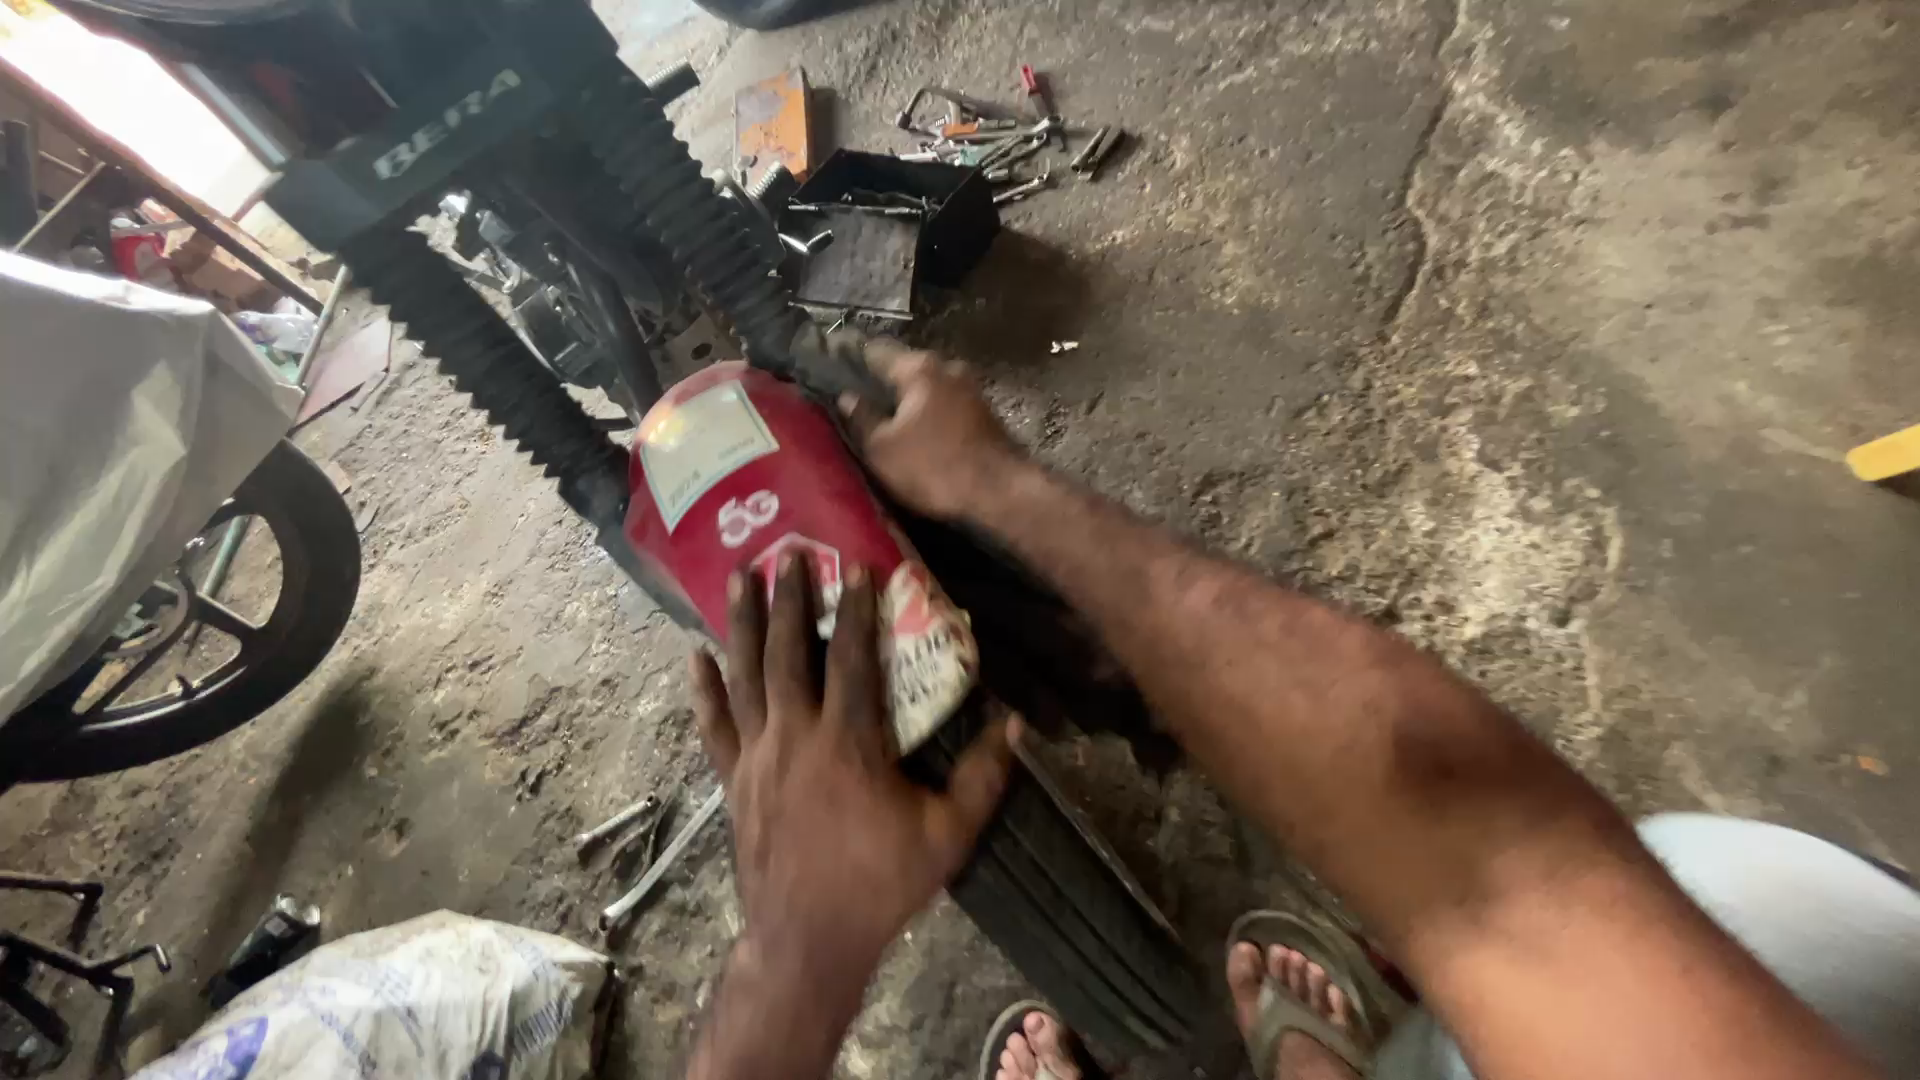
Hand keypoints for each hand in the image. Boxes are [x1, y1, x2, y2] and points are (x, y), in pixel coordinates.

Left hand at [690, 553, 1018, 974]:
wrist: (806, 939)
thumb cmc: (881, 883)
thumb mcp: (948, 834)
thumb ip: (983, 776)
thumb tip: (1014, 723)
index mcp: (849, 744)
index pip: (854, 660)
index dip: (858, 610)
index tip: (856, 565)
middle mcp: (796, 737)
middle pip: (790, 653)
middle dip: (791, 599)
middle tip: (788, 552)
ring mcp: (758, 757)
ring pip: (746, 677)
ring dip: (743, 624)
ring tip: (737, 577)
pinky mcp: (734, 781)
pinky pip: (714, 726)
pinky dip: (704, 690)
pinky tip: (693, 656)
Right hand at [838, 342, 1029, 519]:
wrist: (1001, 493)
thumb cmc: (935, 468)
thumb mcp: (883, 449)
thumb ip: (862, 418)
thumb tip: (846, 396)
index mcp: (919, 368)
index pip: (875, 351)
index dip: (850, 358)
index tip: (831, 367)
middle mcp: (948, 368)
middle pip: (905, 369)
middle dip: (882, 383)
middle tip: (857, 401)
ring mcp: (972, 390)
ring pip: (928, 389)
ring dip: (908, 402)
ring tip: (885, 421)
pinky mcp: (985, 415)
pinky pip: (946, 407)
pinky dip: (929, 415)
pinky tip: (918, 433)